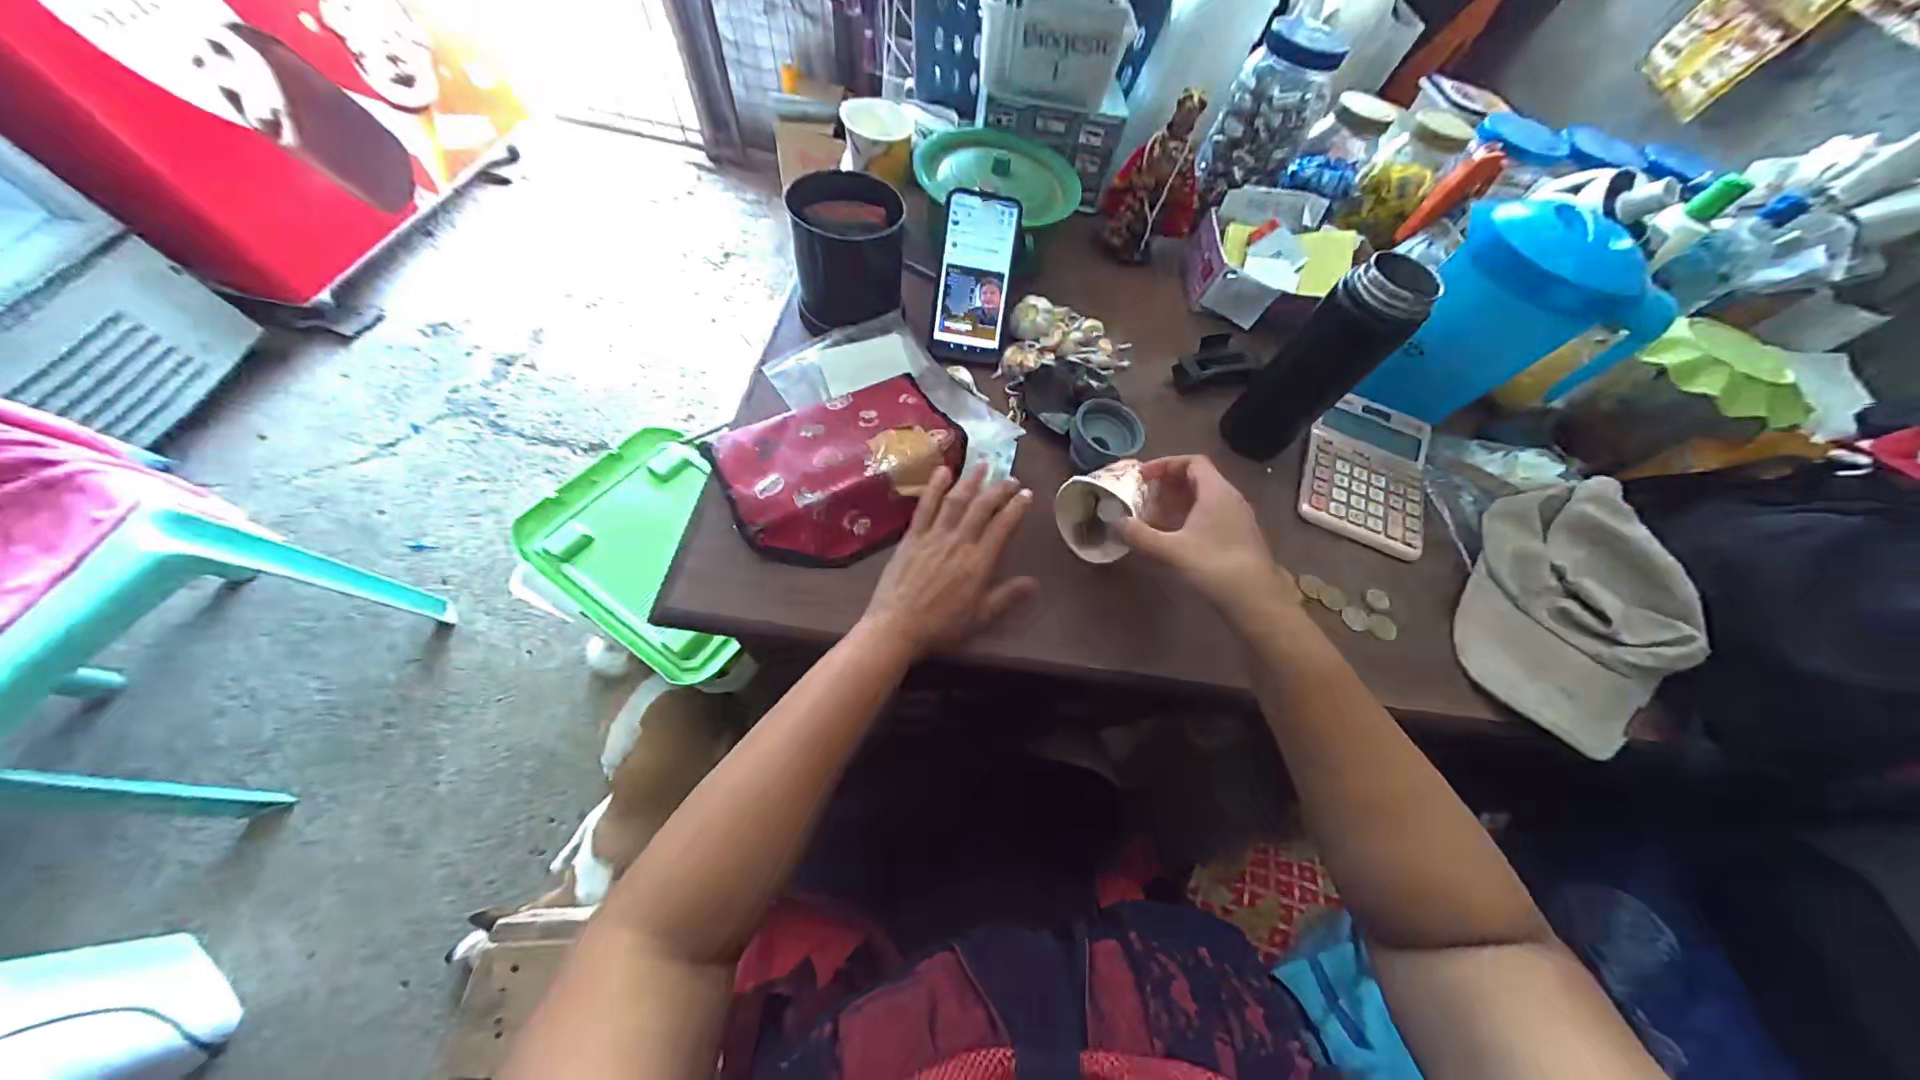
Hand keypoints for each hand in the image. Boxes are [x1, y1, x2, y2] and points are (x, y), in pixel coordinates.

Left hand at [860, 464, 1036, 657]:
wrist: (896, 627)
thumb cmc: (940, 626)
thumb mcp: (980, 617)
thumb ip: (1006, 596)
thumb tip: (1033, 582)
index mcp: (978, 562)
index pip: (1003, 526)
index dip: (1017, 507)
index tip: (1026, 495)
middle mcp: (958, 542)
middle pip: (982, 507)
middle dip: (999, 489)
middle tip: (1010, 478)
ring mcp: (933, 536)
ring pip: (955, 500)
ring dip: (971, 480)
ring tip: (983, 465)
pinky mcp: (912, 537)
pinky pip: (925, 506)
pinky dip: (935, 486)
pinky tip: (943, 471)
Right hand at [1116, 455, 1291, 610]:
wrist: (1255, 596)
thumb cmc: (1214, 565)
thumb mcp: (1170, 550)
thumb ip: (1140, 535)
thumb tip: (1117, 523)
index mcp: (1216, 491)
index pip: (1192, 462)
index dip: (1166, 464)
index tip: (1143, 476)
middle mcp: (1230, 497)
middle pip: (1198, 478)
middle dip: (1168, 483)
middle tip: (1145, 495)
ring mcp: (1238, 516)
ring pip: (1205, 497)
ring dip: (1178, 501)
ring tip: (1155, 516)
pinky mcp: (1239, 534)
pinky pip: (1212, 513)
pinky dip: (1190, 516)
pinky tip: (1176, 535)